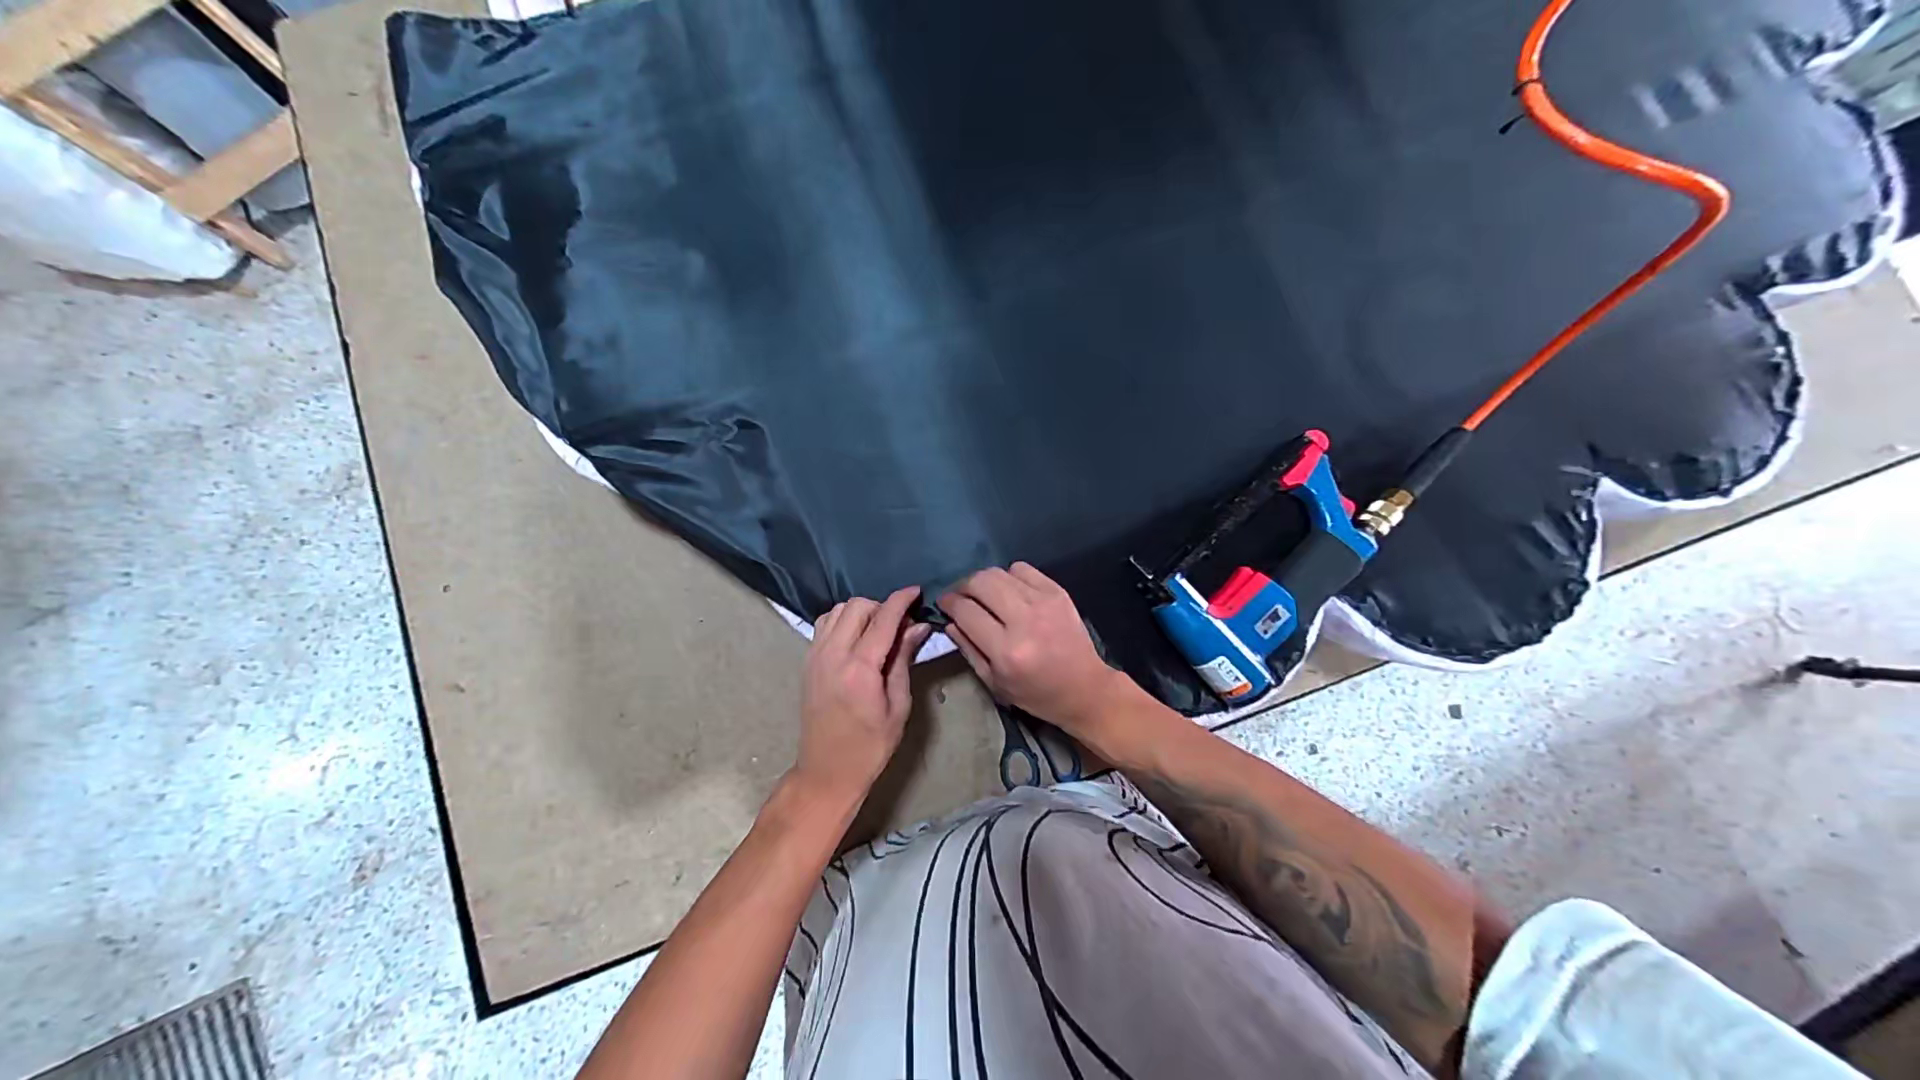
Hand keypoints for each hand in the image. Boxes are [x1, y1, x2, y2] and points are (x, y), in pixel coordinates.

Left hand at [794, 585, 933, 803]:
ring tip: (880, 631)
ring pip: (838, 610)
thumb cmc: (870, 746)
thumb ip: (904, 660)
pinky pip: (825, 624)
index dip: (902, 600)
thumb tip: (917, 626)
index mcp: (859, 668)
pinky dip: (843, 620)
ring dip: (861, 611)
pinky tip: (858, 638)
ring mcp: (815, 656)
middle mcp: (833, 654)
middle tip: (901, 624)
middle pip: (858, 606)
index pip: (883, 618)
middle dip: (882, 606)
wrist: (827, 771)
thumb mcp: (898, 706)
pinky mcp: (808, 661)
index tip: (916, 591)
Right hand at [937, 563, 1133, 734]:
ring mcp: (1043, 603)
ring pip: (999, 572)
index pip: (966, 611)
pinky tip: (1009, 591)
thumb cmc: (1036, 694)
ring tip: (983, 594)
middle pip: (980, 583)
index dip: (948, 603)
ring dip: (984, 581)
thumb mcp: (994, 683)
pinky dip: (1009, 576)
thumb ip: (968, 649)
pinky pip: (1023, 569)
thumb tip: (950, 620)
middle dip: (963, 586)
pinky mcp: (1058, 592)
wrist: (1084, 688)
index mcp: (1006, 651)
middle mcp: (1024, 621)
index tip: (944, 603)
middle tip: (961, 597)